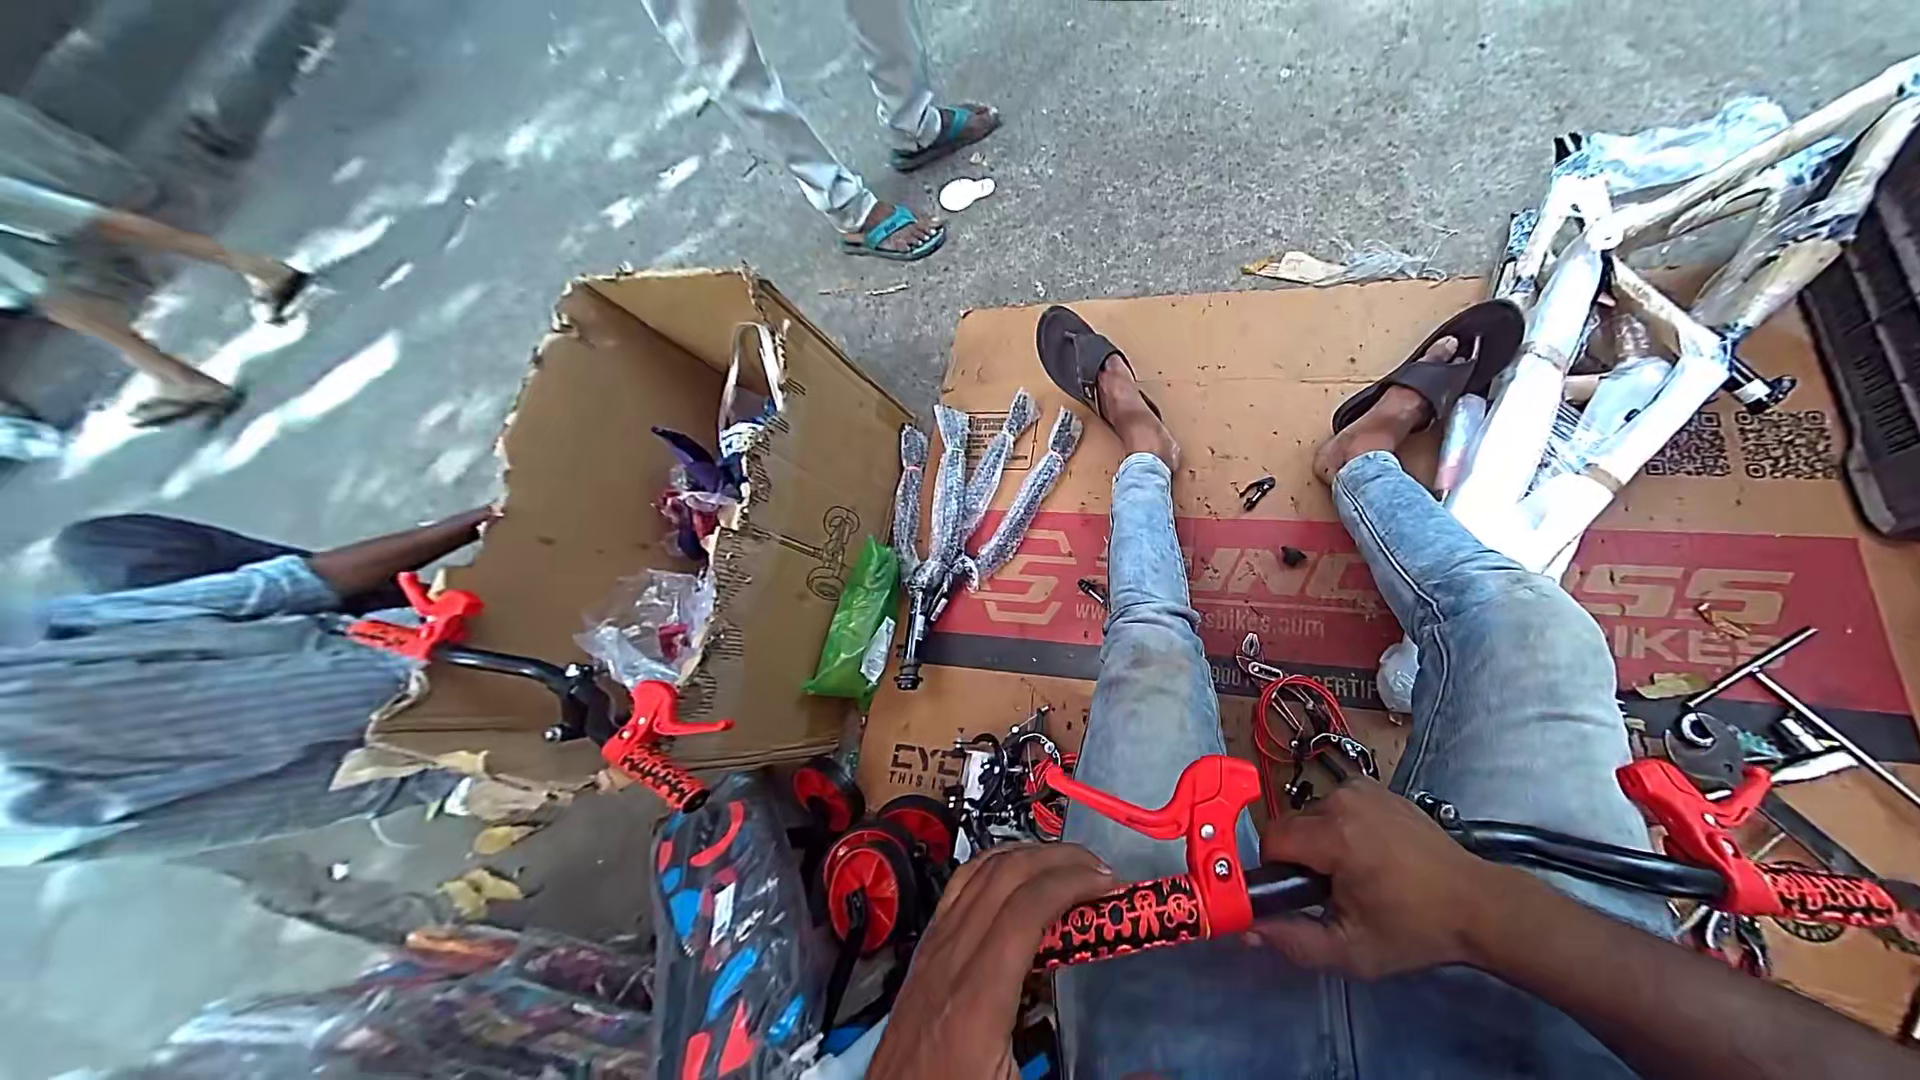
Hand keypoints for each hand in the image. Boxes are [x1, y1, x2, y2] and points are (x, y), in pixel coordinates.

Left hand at [869, 844, 1114, 1079]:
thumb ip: (1087, 1073)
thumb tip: (1153, 1073)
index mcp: (976, 1002)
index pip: (1025, 909)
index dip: (1071, 882)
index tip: (1110, 884)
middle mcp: (949, 960)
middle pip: (1004, 876)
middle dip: (1057, 859)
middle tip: (1099, 870)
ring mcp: (932, 950)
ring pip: (978, 871)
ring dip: (1027, 855)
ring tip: (1067, 864)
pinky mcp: (925, 951)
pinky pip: (959, 886)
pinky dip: (994, 866)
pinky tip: (1016, 874)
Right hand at [1249, 779, 1521, 977]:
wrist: (1480, 905)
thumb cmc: (1416, 929)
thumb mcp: (1354, 951)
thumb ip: (1295, 941)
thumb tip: (1249, 928)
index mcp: (1334, 836)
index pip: (1272, 839)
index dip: (1278, 868)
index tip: (1302, 892)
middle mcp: (1341, 801)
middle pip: (1290, 824)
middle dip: (1300, 855)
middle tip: (1332, 887)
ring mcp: (1358, 788)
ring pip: (1310, 813)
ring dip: (1318, 839)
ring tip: (1353, 868)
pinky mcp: (1372, 784)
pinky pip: (1333, 802)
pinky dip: (1338, 822)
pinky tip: (1367, 847)